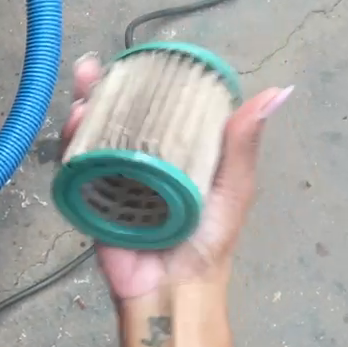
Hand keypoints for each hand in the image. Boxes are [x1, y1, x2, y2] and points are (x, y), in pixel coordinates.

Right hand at [63, 53, 293, 301]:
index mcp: (172, 152)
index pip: (152, 108)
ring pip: (89, 138)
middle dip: (97, 90)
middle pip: (112, 116)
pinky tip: (71, 132)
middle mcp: (137, 160)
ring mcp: (109, 180)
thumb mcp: (233, 187)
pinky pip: (75, 171)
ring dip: (80, 114)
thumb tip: (278, 90)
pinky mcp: (88, 201)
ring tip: (81, 99)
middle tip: (89, 70)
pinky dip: (70, 150)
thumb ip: (243, 143)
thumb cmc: (208, 240)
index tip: (130, 59)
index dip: (138, 81)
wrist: (174, 287)